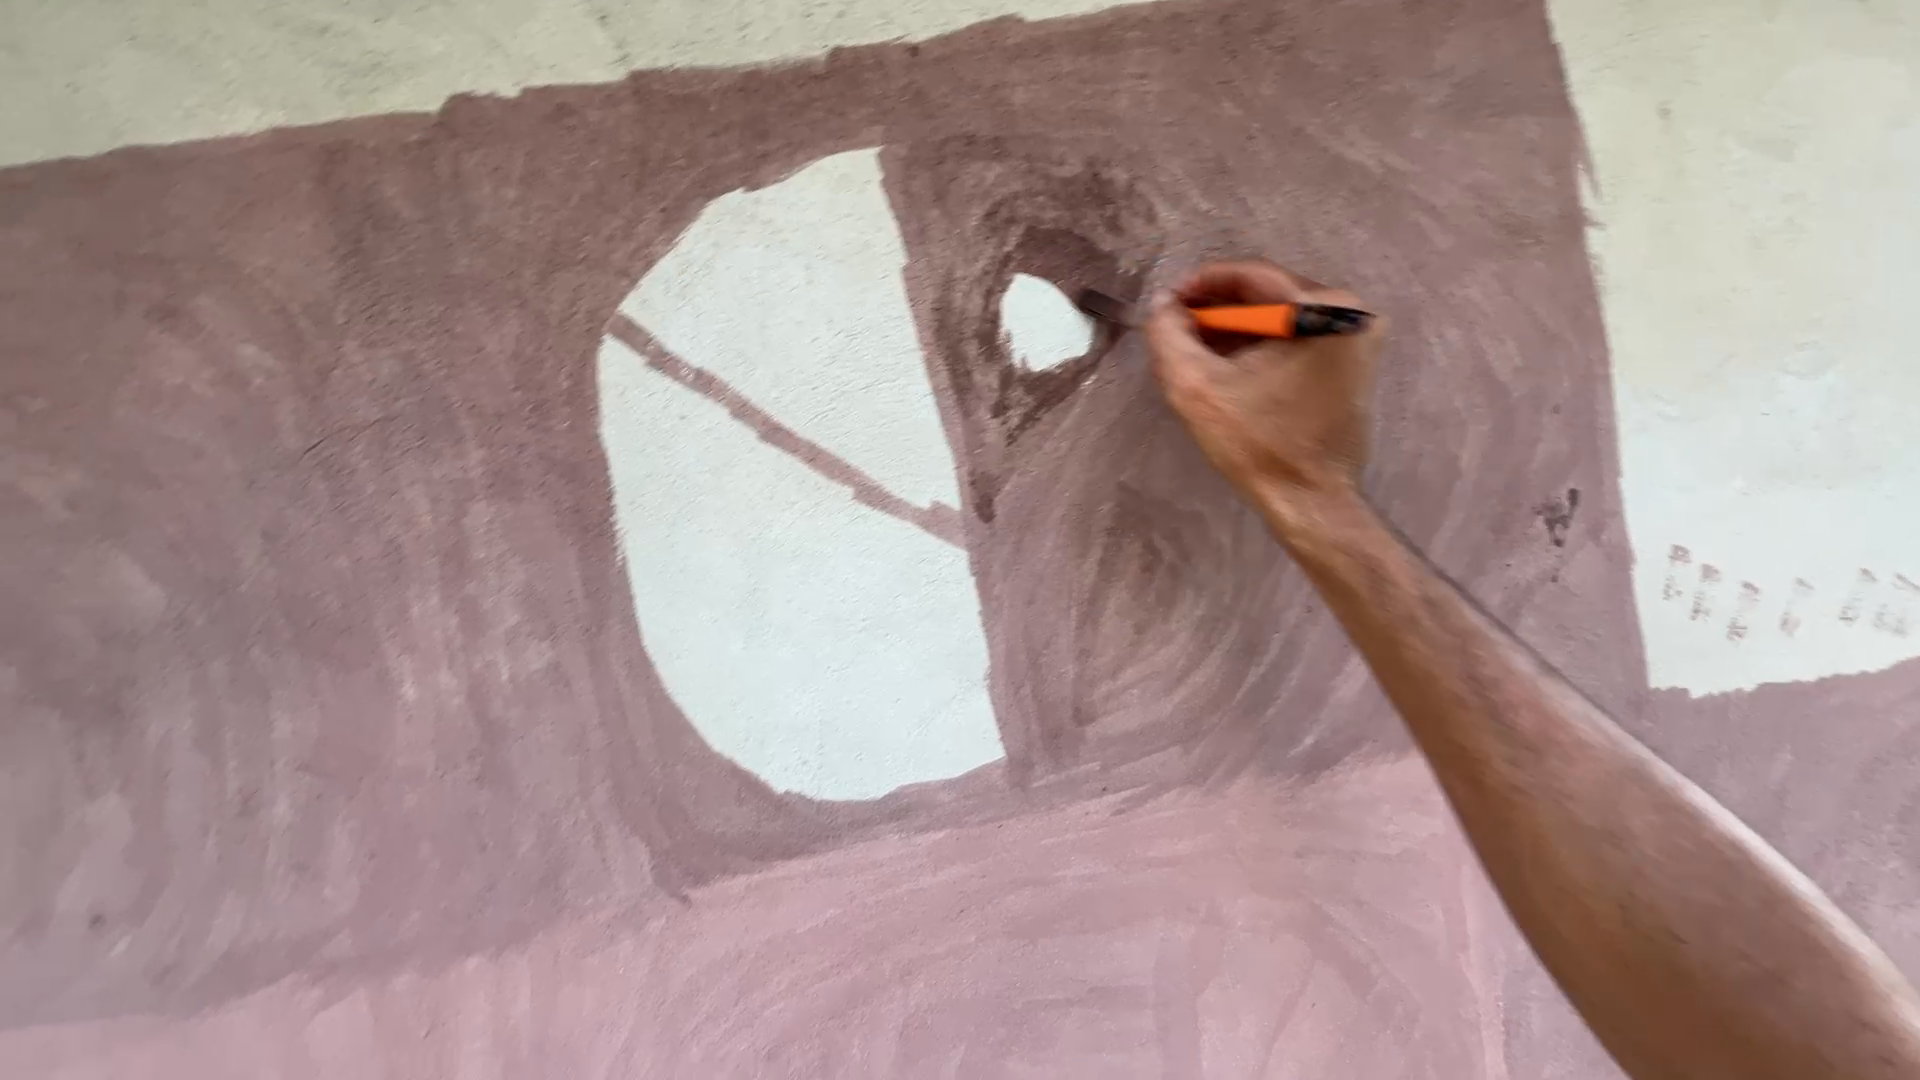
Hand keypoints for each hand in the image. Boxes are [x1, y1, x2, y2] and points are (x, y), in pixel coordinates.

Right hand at [1143, 259, 1383, 532]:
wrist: (1309, 499)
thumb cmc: (1256, 444)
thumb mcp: (1195, 387)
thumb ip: (1168, 336)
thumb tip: (1162, 306)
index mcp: (1322, 308)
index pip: (1251, 275)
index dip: (1201, 285)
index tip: (1167, 304)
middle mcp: (1351, 312)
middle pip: (1268, 294)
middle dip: (1218, 311)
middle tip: (1179, 331)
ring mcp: (1359, 338)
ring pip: (1281, 317)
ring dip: (1237, 330)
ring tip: (1199, 353)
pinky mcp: (1355, 363)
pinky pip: (1298, 339)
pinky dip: (1262, 347)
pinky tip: (1231, 368)